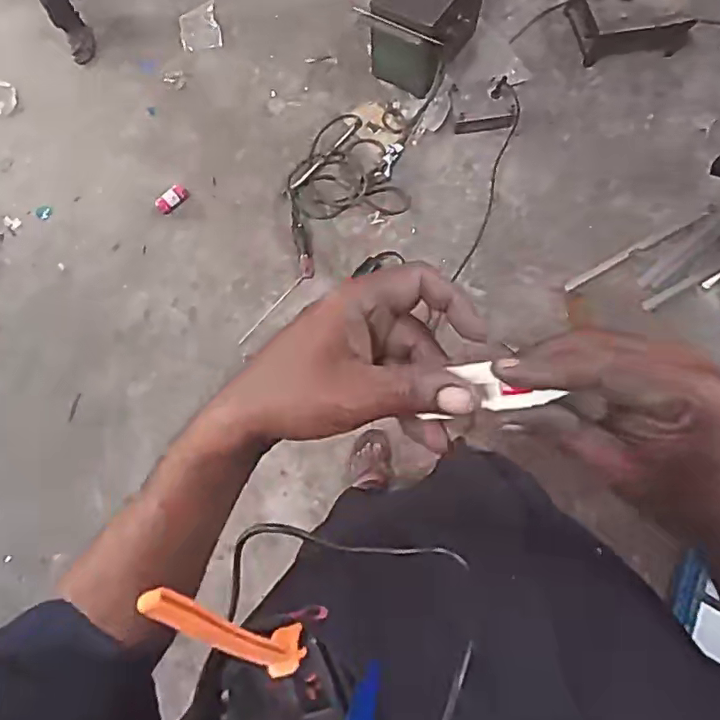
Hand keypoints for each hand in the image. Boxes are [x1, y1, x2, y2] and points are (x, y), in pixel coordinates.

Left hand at [208, 264, 488, 447]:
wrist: (243, 420)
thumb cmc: (296, 392)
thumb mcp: (361, 392)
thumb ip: (417, 393)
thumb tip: (468, 398)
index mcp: (361, 301)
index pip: (419, 281)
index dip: (454, 302)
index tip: (476, 338)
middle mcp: (362, 316)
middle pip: (418, 334)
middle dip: (440, 375)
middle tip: (461, 411)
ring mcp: (355, 343)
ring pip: (406, 364)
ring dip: (425, 398)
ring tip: (442, 438)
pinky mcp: (350, 368)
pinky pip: (389, 379)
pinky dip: (405, 403)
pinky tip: (422, 435)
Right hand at [494, 330, 719, 535]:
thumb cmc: (678, 501)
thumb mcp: (617, 473)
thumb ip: (565, 434)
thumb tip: (509, 410)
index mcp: (686, 391)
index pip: (603, 367)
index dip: (546, 368)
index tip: (502, 373)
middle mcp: (686, 360)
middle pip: (599, 344)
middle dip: (544, 358)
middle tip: (500, 374)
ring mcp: (678, 352)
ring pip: (599, 340)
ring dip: (554, 356)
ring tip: (516, 374)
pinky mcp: (664, 354)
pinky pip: (608, 347)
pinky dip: (573, 359)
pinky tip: (546, 371)